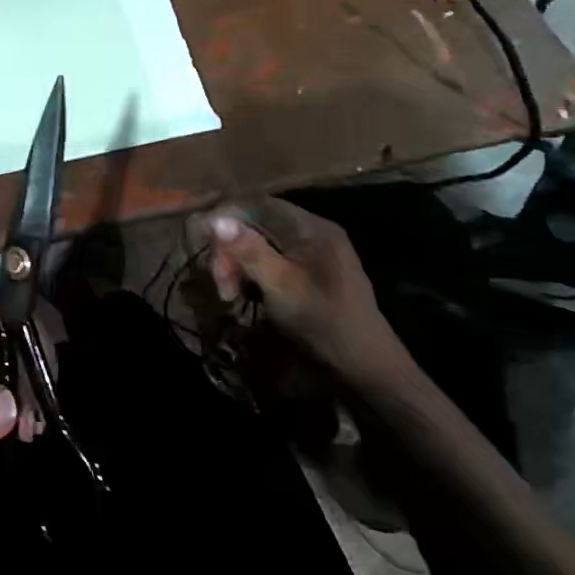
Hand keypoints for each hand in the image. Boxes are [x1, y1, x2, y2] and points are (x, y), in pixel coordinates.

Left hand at [0, 299, 20, 484]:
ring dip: (26, 382)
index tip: (38, 404)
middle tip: (36, 420)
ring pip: (10, 346)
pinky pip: (0, 363)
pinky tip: (20, 421)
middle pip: (9, 330)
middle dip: (31, 369)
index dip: (24, 359)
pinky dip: (15, 388)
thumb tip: (11, 405)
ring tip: (30, 426)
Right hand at [194, 199, 410, 384]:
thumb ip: (249, 250)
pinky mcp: (312, 272)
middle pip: (257, 224)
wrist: (369, 371)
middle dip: (231, 250)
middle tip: (220, 284)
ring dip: (239, 264)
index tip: (206, 247)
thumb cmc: (324, 325)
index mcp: (312, 228)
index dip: (226, 219)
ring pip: (262, 243)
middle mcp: (314, 232)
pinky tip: (246, 295)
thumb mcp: (281, 287)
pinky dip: (254, 273)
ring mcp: (314, 252)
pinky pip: (273, 259)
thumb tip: (214, 218)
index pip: (257, 204)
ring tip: (229, 295)